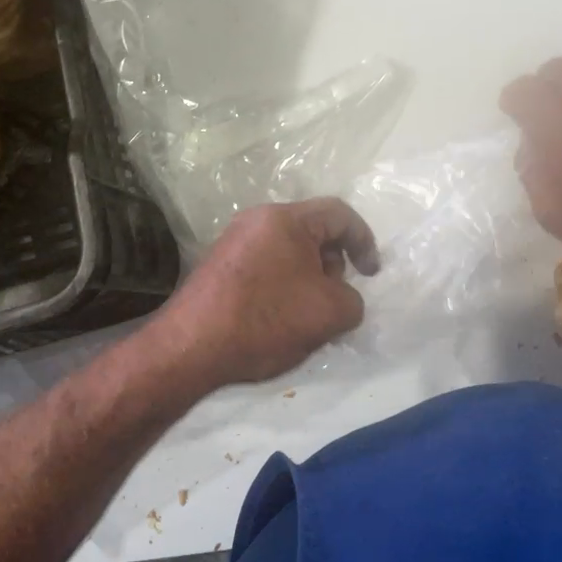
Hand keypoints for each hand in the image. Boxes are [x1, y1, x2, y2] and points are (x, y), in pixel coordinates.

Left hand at [145, 199, 380, 388]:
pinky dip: (283, 287)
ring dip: (308, 279)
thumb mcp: (329, 313)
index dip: (364, 240)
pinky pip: (265, 266)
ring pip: (288, 251)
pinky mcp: (219, 267)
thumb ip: (352, 300)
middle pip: (312, 231)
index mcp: (286, 219)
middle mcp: (257, 220)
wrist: (189, 347)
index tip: (371, 274)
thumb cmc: (265, 320)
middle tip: (335, 299)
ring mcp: (234, 242)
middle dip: (333, 264)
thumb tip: (342, 297)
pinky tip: (279, 322)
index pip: (339, 214)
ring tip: (307, 317)